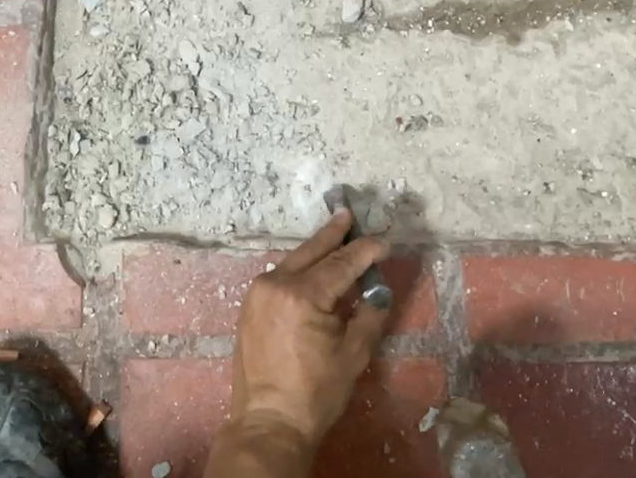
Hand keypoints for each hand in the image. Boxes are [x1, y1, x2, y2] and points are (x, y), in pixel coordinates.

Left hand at [208, 209, 391, 475]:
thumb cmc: (315, 392)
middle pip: (312, 251)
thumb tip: (378, 289)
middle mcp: (277, 284)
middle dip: (334, 234)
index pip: (341, 264)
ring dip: (316, 250)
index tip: (384, 241)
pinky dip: (300, 268)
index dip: (365, 251)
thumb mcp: (353, 355)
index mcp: (303, 295)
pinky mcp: (251, 303)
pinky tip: (313, 266)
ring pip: (294, 261)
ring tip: (336, 234)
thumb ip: (368, 315)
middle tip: (349, 214)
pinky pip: (281, 276)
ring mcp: (260, 292)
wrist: (268, 420)